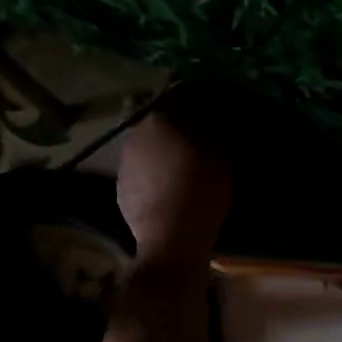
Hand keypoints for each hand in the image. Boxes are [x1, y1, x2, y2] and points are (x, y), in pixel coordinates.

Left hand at [116, 114, 231, 265]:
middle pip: (155, 126)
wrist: (171, 239)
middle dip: (171, 134)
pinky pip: (139, 175)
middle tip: (192, 147)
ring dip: (160, 157)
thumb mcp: (222, 162)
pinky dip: (151, 180)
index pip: (173, 102)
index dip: (188, 110)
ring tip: (179, 173)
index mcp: (160, 121)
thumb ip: (217, 137)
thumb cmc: (201, 194)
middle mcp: (135, 135)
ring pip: (145, 150)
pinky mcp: (120, 188)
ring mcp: (124, 163)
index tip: (202, 119)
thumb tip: (217, 125)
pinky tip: (167, 194)